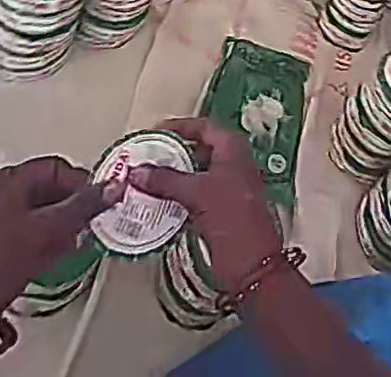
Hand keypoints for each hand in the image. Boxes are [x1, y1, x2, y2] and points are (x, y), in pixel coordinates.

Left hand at [0, 156, 124, 307]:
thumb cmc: (1, 262)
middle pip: (44, 188)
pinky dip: (38, 234)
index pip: (56, 168)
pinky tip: (47, 253)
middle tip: (82, 223)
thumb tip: (113, 186)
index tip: (94, 202)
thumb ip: (86, 204)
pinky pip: (19, 225)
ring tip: (66, 241)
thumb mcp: (52, 228)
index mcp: (6, 179)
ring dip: (55, 223)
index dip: (80, 184)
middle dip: (67, 206)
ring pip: (33, 208)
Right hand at [129, 118, 281, 286]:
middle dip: (174, 151)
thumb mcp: (198, 194)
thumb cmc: (233, 219)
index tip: (155, 131)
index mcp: (233, 148)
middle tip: (148, 155)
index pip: (204, 126)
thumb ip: (166, 181)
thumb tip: (138, 172)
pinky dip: (179, 192)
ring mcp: (229, 184)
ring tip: (148, 177)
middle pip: (200, 147)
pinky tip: (159, 200)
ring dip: (175, 174)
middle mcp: (233, 161)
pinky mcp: (222, 206)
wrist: (252, 263)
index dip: (180, 126)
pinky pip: (197, 191)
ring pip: (197, 170)